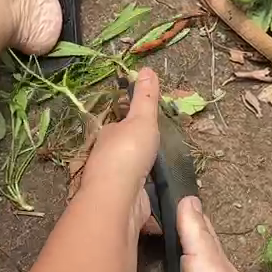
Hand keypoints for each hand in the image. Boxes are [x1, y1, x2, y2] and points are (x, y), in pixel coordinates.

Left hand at [77, 68, 161, 230]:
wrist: (119, 198)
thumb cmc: (128, 153)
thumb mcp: (142, 119)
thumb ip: (146, 98)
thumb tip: (147, 69)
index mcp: (108, 135)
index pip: (119, 126)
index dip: (133, 124)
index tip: (149, 126)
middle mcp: (107, 158)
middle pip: (125, 150)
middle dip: (139, 151)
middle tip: (162, 150)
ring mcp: (115, 182)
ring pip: (131, 173)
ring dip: (143, 173)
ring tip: (164, 171)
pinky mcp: (125, 202)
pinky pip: (139, 193)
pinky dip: (148, 193)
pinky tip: (160, 193)